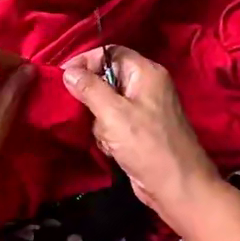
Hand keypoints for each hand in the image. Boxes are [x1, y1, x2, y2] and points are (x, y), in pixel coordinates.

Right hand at [61, 46, 221, 223]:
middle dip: (91, 97)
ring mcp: (144, 109)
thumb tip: (68, 71)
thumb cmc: (147, 146)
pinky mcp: (139, 130)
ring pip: (105, 103)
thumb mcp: (113, 114)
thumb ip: (89, 89)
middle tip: (83, 113)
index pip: (109, 53)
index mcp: (146, 73)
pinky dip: (107, 134)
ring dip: (98, 121)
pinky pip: (113, 122)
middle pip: (106, 79)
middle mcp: (146, 86)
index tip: (62, 77)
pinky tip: (112, 148)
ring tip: (105, 137)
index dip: (85, 62)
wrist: (177, 187)